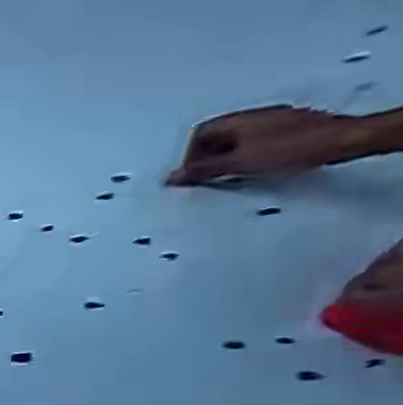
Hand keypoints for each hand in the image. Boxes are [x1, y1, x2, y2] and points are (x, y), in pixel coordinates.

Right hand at [168, 106, 368, 185]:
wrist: (341, 141)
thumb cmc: (294, 147)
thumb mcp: (236, 163)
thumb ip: (202, 170)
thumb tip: (174, 176)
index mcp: (239, 121)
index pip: (199, 133)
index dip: (188, 154)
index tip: (186, 172)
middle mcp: (255, 117)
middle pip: (216, 136)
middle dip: (204, 156)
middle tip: (200, 175)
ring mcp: (274, 122)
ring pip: (235, 139)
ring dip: (223, 156)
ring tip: (224, 173)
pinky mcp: (288, 131)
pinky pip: (254, 142)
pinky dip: (243, 155)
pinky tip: (248, 167)